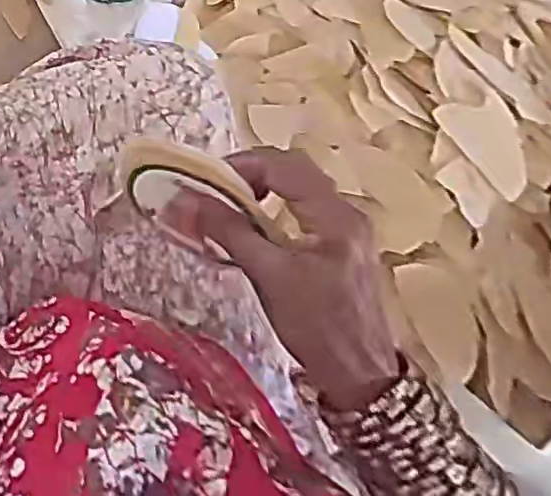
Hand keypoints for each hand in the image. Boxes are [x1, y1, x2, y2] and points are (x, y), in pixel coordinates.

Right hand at [193, 148, 400, 408]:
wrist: (365, 384)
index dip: (242, 166)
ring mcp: (346, 228)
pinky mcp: (341, 244)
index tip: (209, 181)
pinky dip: (274, 204)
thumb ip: (228, 231)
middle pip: (292, 168)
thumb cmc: (320, 330)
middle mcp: (346, 212)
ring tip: (231, 201)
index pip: (283, 166)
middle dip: (250, 172)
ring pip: (298, 185)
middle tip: (218, 187)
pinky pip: (303, 206)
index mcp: (335, 215)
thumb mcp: (270, 277)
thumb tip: (185, 200)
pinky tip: (255, 222)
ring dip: (262, 186)